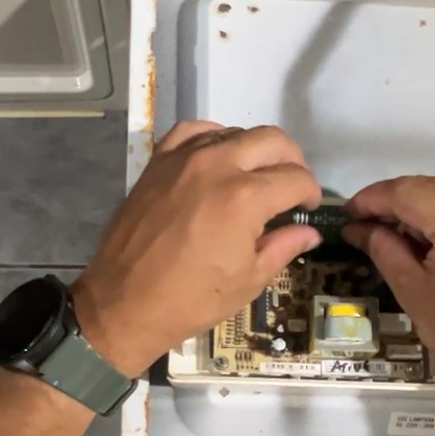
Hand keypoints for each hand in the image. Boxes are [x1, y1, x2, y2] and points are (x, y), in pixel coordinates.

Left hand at [74, 122, 322, 375]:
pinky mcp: (158, 162)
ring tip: (256, 176)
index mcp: (245, 198)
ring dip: (254, 149)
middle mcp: (217, 165)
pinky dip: (213, 138)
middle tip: (291, 187)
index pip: (295, 178)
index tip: (307, 208)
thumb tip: (308, 232)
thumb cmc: (192, 300)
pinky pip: (192, 132)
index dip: (310, 192)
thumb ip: (283, 247)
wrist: (125, 304)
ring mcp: (184, 159)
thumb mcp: (249, 280)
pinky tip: (218, 157)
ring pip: (234, 132)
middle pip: (271, 141)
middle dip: (292, 161)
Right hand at [343, 176, 434, 398]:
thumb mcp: (414, 291)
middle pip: (430, 186)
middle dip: (395, 201)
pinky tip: (429, 235)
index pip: (407, 192)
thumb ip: (384, 249)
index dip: (372, 199)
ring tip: (394, 231)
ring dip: (420, 205)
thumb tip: (357, 229)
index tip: (347, 212)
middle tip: (365, 224)